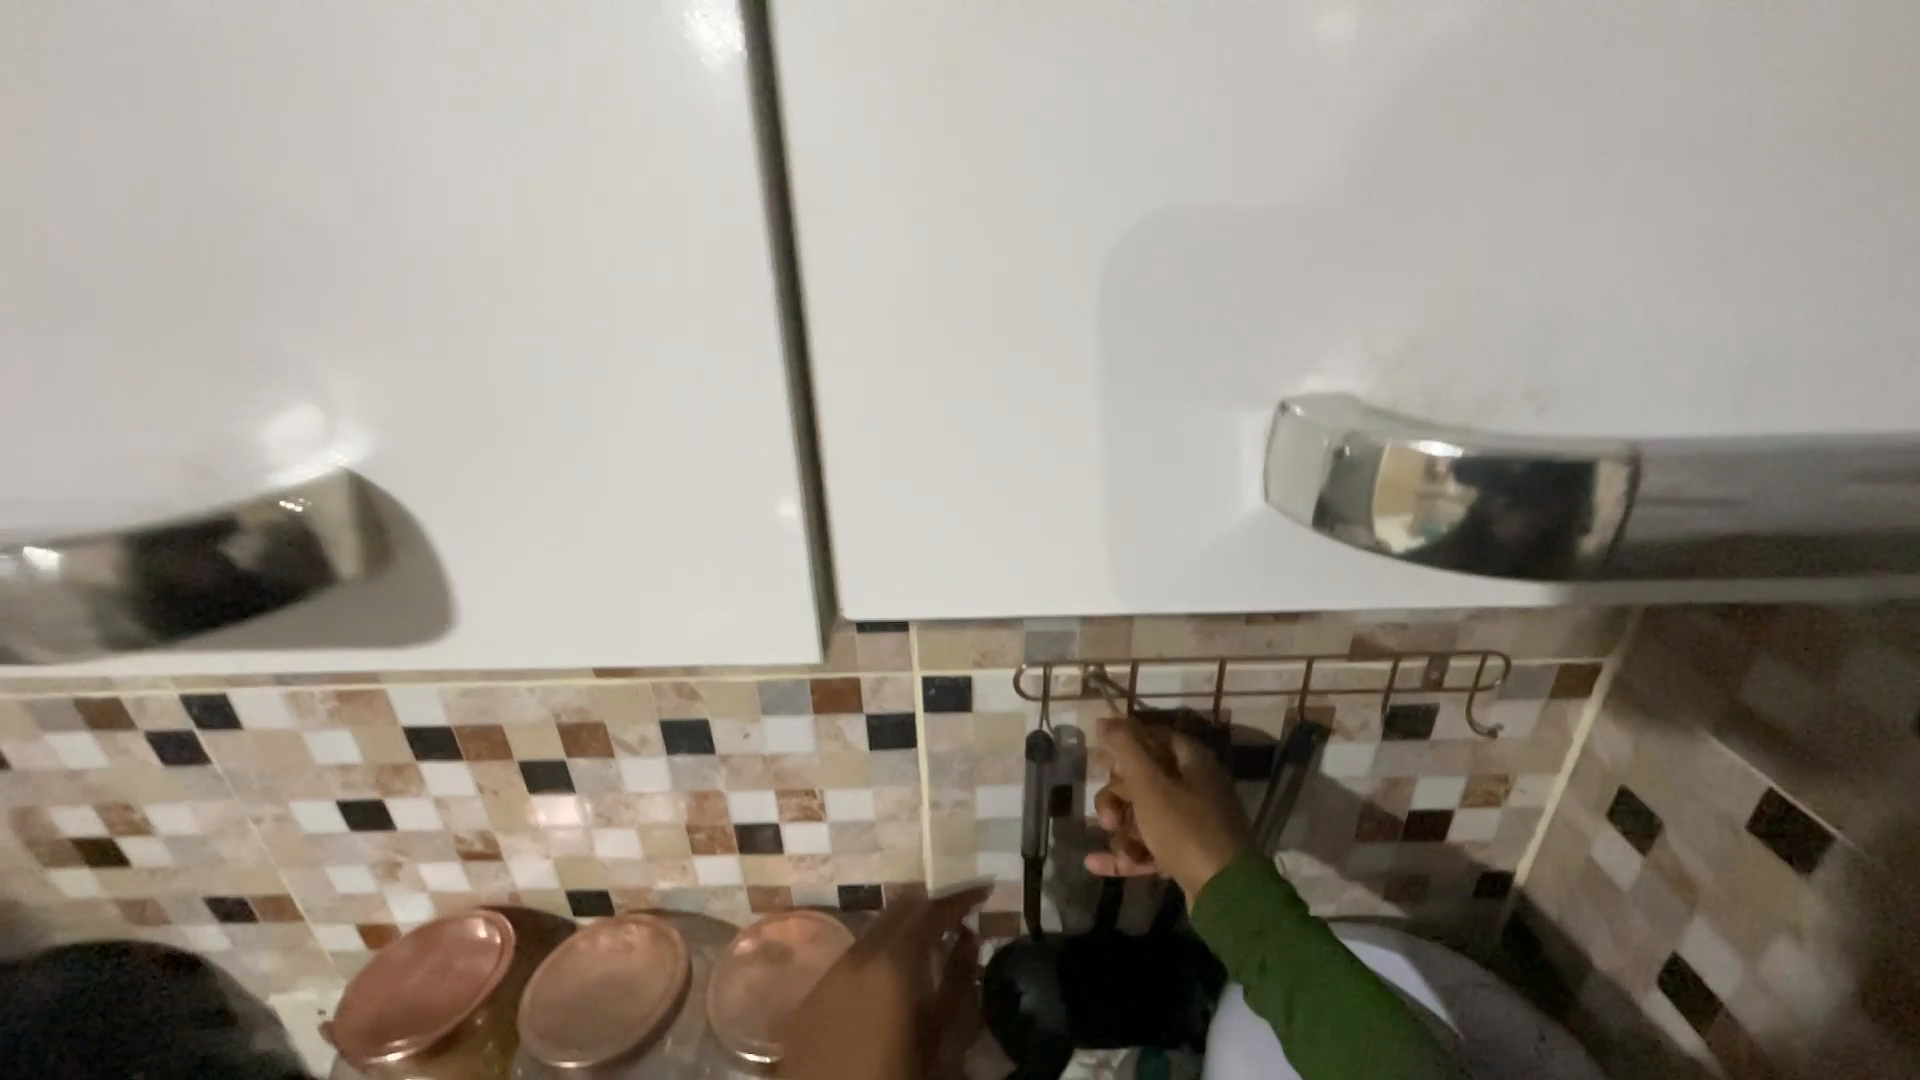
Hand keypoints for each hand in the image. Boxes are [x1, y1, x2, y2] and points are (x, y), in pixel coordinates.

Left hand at [778, 888, 988, 1079]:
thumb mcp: (944, 1049)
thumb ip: (960, 987)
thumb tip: (969, 941)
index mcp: (892, 963)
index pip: (931, 909)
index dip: (959, 896)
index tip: (983, 890)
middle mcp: (857, 956)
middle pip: (898, 911)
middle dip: (931, 907)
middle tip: (960, 917)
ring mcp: (828, 976)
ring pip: (873, 931)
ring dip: (903, 931)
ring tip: (931, 948)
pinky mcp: (809, 1000)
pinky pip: (852, 959)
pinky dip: (878, 955)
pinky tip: (892, 981)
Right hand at [1084, 716, 1255, 899]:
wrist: (1226, 894)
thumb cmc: (1185, 829)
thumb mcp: (1150, 784)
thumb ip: (1125, 748)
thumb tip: (1104, 718)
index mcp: (1192, 762)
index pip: (1154, 738)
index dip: (1127, 748)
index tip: (1105, 765)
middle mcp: (1195, 787)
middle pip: (1143, 780)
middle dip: (1117, 798)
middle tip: (1108, 818)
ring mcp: (1192, 823)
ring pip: (1143, 816)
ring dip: (1122, 831)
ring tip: (1118, 847)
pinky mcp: (1186, 854)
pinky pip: (1149, 846)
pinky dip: (1126, 853)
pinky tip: (1095, 863)